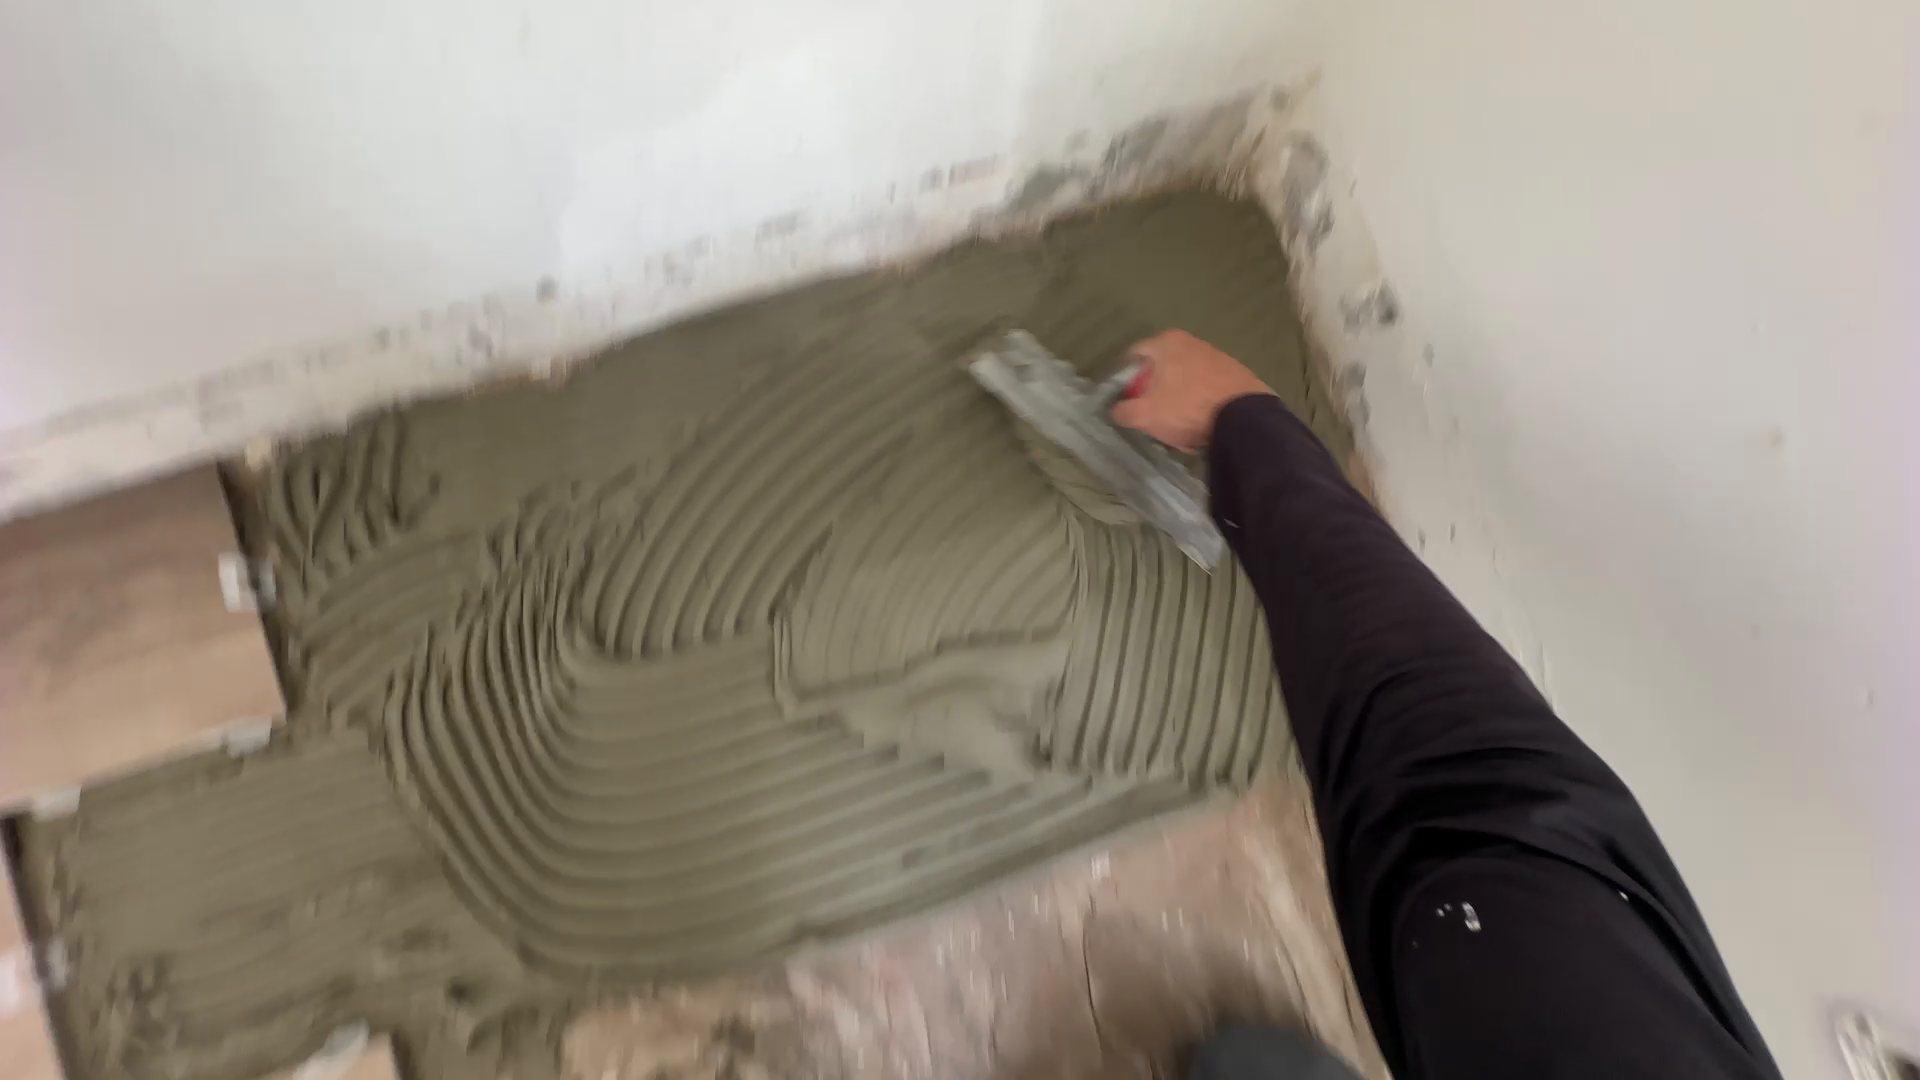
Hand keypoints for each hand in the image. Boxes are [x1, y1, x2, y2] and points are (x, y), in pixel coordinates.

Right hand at [1110, 330, 1275, 452]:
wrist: (1245, 420)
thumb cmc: (1187, 409)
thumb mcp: (1144, 415)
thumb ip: (1122, 411)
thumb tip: (1115, 410)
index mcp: (1166, 342)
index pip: (1131, 358)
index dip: (1122, 382)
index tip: (1123, 402)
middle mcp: (1191, 342)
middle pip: (1158, 370)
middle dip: (1151, 394)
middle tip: (1149, 417)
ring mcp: (1216, 356)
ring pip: (1181, 382)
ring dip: (1175, 403)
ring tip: (1176, 427)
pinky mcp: (1234, 374)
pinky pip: (1203, 390)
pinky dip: (1197, 406)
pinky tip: (1199, 426)